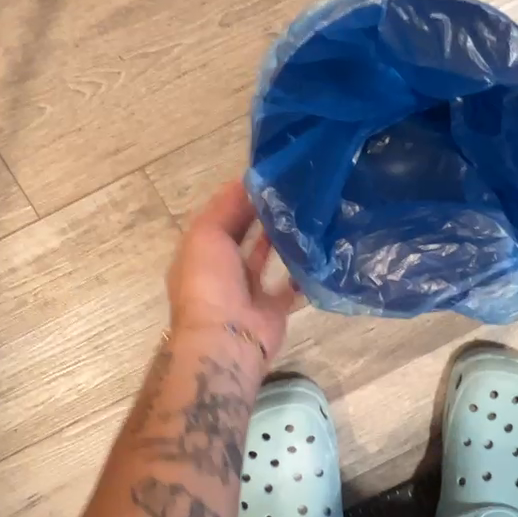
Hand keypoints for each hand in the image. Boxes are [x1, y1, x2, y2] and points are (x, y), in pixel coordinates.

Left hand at [166, 180, 296, 365]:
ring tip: (306, 213)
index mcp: (201, 252)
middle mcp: (222, 270)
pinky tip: (316, 249)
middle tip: (293, 190)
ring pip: (266, 257)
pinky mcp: (273, 308)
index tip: (269, 177)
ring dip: (281, 239)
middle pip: (243, 235)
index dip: (240, 198)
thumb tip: (245, 180)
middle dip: (262, 216)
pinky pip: (290, 285)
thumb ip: (225, 207)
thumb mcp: (207, 234)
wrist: (227, 339)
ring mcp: (248, 291)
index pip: (221, 217)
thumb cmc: (209, 282)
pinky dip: (302, 272)